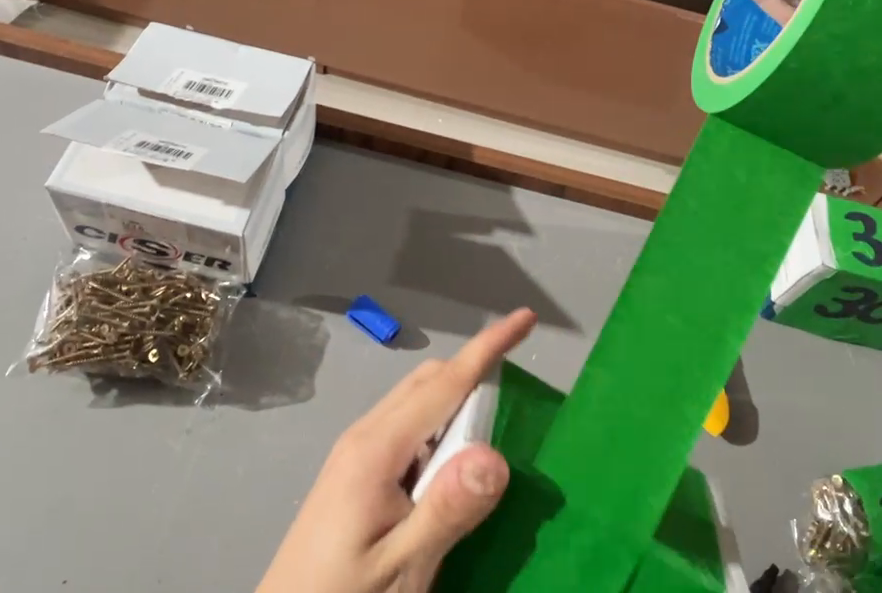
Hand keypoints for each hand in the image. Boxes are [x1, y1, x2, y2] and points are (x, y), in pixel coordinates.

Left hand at [257, 309, 536, 592]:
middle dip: (474, 374)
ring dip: (457, 407)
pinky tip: (448, 472)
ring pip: (417, 405)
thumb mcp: (403, 564)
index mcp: (376, 448)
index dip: (488, 347)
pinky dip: (439, 433)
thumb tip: (497, 453)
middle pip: (429, 383)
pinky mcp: (356, 473)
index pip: (445, 383)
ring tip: (486, 443)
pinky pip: (406, 431)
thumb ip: (448, 509)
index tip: (526, 318)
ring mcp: (356, 453)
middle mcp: (365, 436)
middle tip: (515, 401)